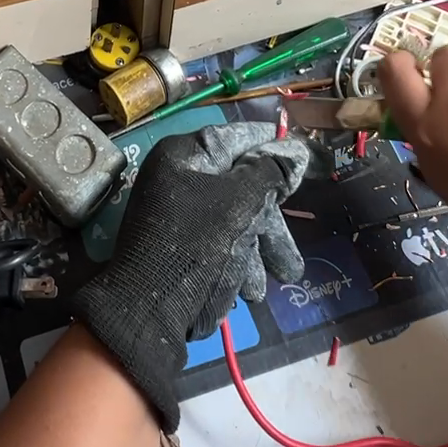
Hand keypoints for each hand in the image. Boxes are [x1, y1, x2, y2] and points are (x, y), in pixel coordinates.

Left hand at [71, 122, 308, 431]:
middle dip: (272, 215)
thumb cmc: (196, 242)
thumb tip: (292, 152)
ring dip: (261, 245)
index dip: (268, 143)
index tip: (297, 149)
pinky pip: (217, 241)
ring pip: (232, 218)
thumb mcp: (239, 201)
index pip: (233, 138)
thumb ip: (268, 173)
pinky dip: (238, 259)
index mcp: (182, 155)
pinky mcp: (178, 244)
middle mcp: (177, 178)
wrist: (148, 308)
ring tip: (287, 273)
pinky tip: (253, 289)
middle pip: (237, 185)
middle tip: (299, 214)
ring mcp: (176, 212)